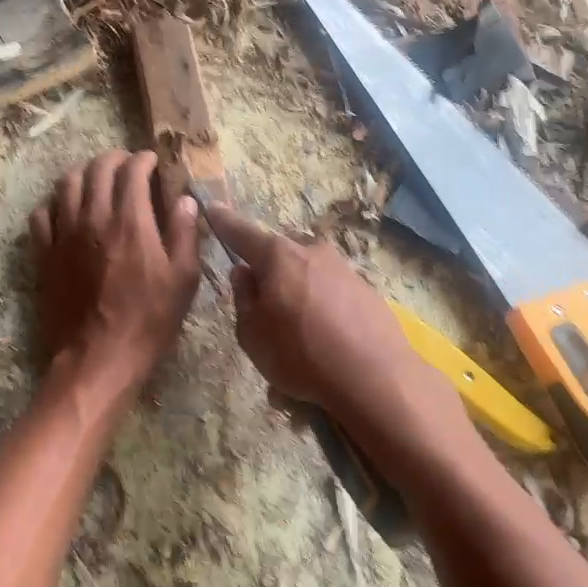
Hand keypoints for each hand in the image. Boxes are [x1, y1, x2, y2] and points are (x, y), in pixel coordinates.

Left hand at [28, 151, 200, 400]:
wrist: (97, 358)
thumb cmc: (148, 321)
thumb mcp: (182, 279)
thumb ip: (185, 234)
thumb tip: (186, 200)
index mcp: (130, 220)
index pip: (133, 171)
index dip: (144, 159)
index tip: (153, 161)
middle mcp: (93, 217)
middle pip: (97, 169)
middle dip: (114, 159)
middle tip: (127, 165)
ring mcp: (64, 234)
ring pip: (66, 184)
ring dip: (84, 173)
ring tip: (96, 179)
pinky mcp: (44, 254)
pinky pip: (41, 214)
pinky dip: (54, 202)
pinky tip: (65, 208)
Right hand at [205, 204, 420, 411]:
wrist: (376, 378)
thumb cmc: (301, 355)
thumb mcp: (252, 334)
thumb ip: (243, 297)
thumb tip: (244, 272)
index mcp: (278, 256)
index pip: (242, 232)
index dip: (224, 222)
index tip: (212, 208)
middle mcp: (312, 252)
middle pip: (279, 256)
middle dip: (268, 273)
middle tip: (263, 309)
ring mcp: (343, 268)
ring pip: (307, 276)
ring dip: (297, 297)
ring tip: (296, 339)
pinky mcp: (367, 290)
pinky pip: (331, 294)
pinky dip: (323, 311)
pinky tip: (325, 343)